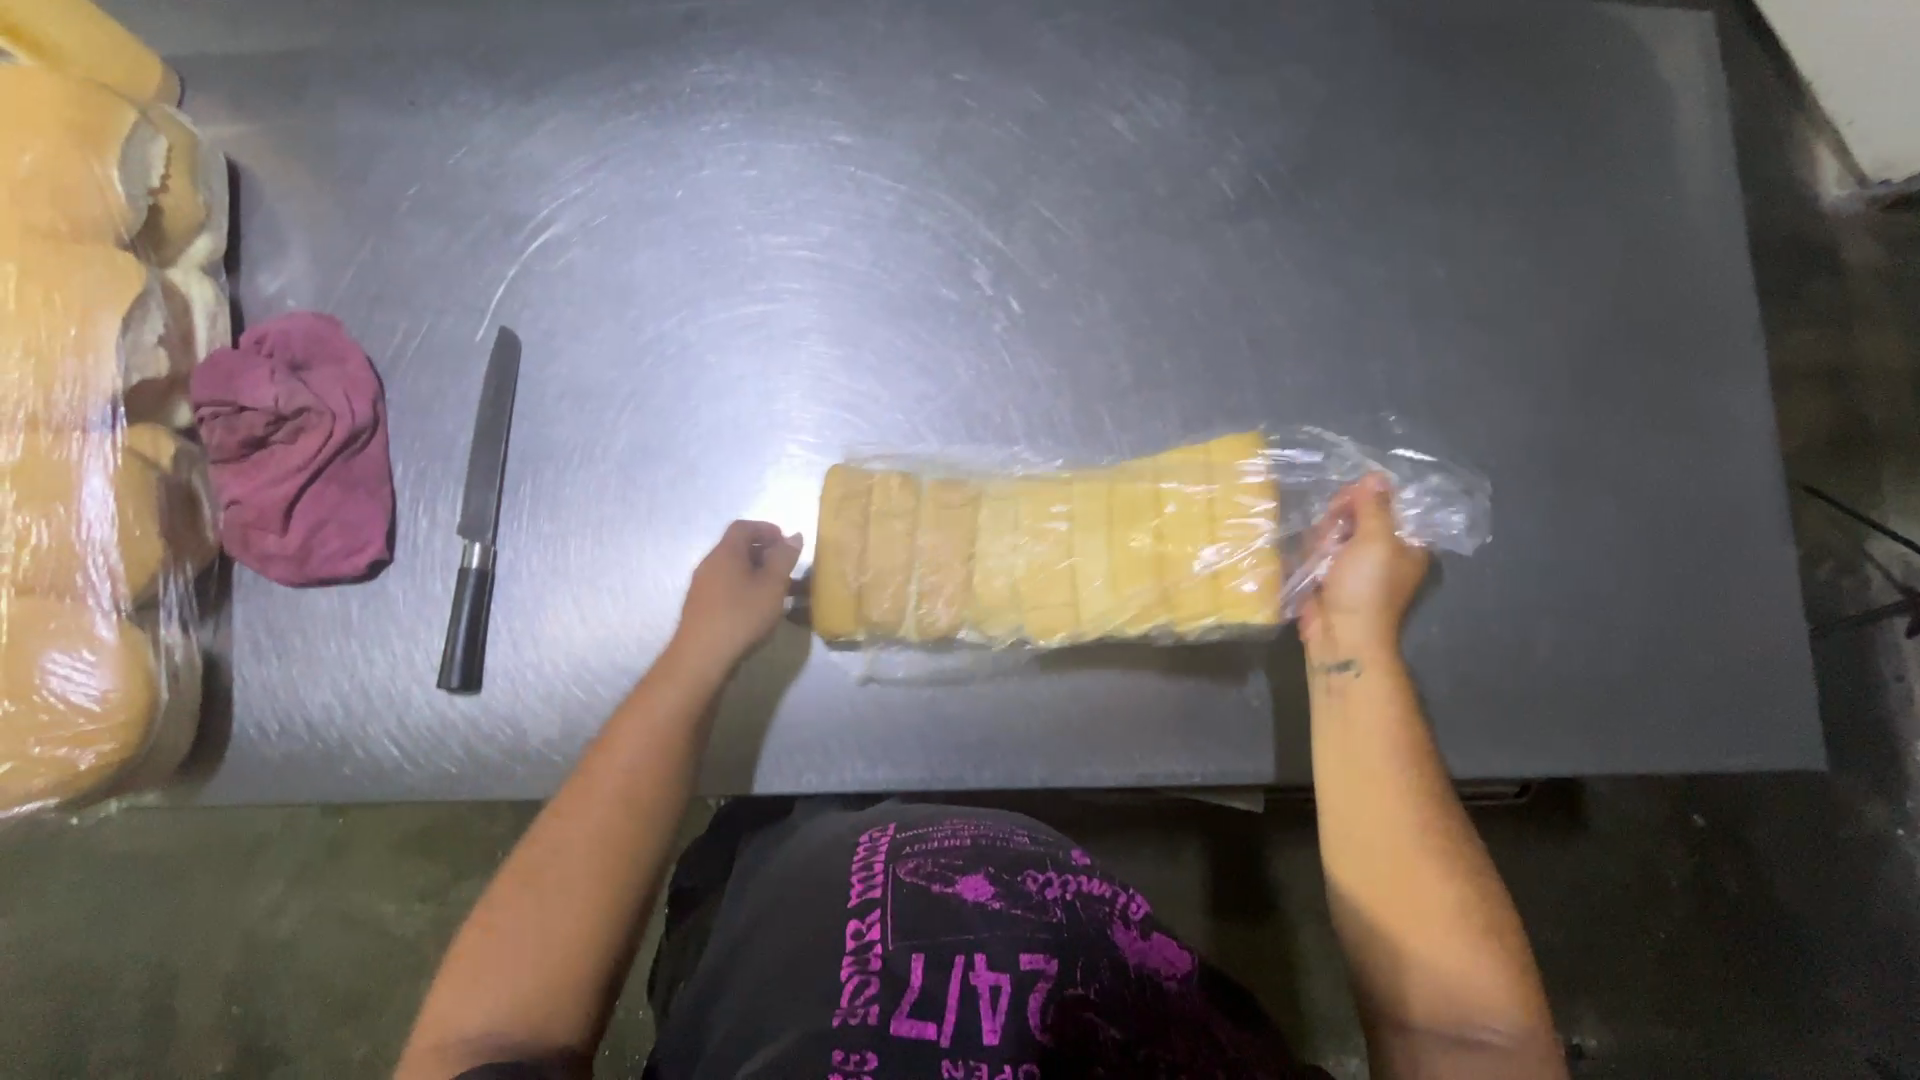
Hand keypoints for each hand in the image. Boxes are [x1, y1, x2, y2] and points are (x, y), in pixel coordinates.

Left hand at [670, 520, 802, 672]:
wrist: (701, 656)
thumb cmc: (741, 615)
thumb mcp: (772, 585)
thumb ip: (784, 558)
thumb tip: (794, 536)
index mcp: (725, 552)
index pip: (743, 526)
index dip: (766, 529)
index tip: (786, 543)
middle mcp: (709, 564)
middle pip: (736, 547)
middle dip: (763, 552)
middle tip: (785, 567)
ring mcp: (702, 586)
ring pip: (732, 569)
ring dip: (755, 573)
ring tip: (776, 590)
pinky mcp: (700, 607)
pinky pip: (726, 586)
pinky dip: (744, 588)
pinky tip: (756, 608)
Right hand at [1297, 473, 1429, 659]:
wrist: (1340, 634)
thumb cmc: (1366, 587)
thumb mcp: (1376, 540)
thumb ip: (1374, 505)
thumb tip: (1376, 474)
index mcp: (1407, 544)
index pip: (1388, 504)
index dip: (1367, 497)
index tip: (1350, 499)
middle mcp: (1384, 552)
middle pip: (1358, 515)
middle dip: (1341, 518)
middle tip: (1332, 529)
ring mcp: (1355, 564)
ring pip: (1335, 531)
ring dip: (1324, 537)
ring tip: (1322, 553)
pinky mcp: (1331, 575)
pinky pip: (1321, 550)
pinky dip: (1314, 551)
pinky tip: (1311, 560)